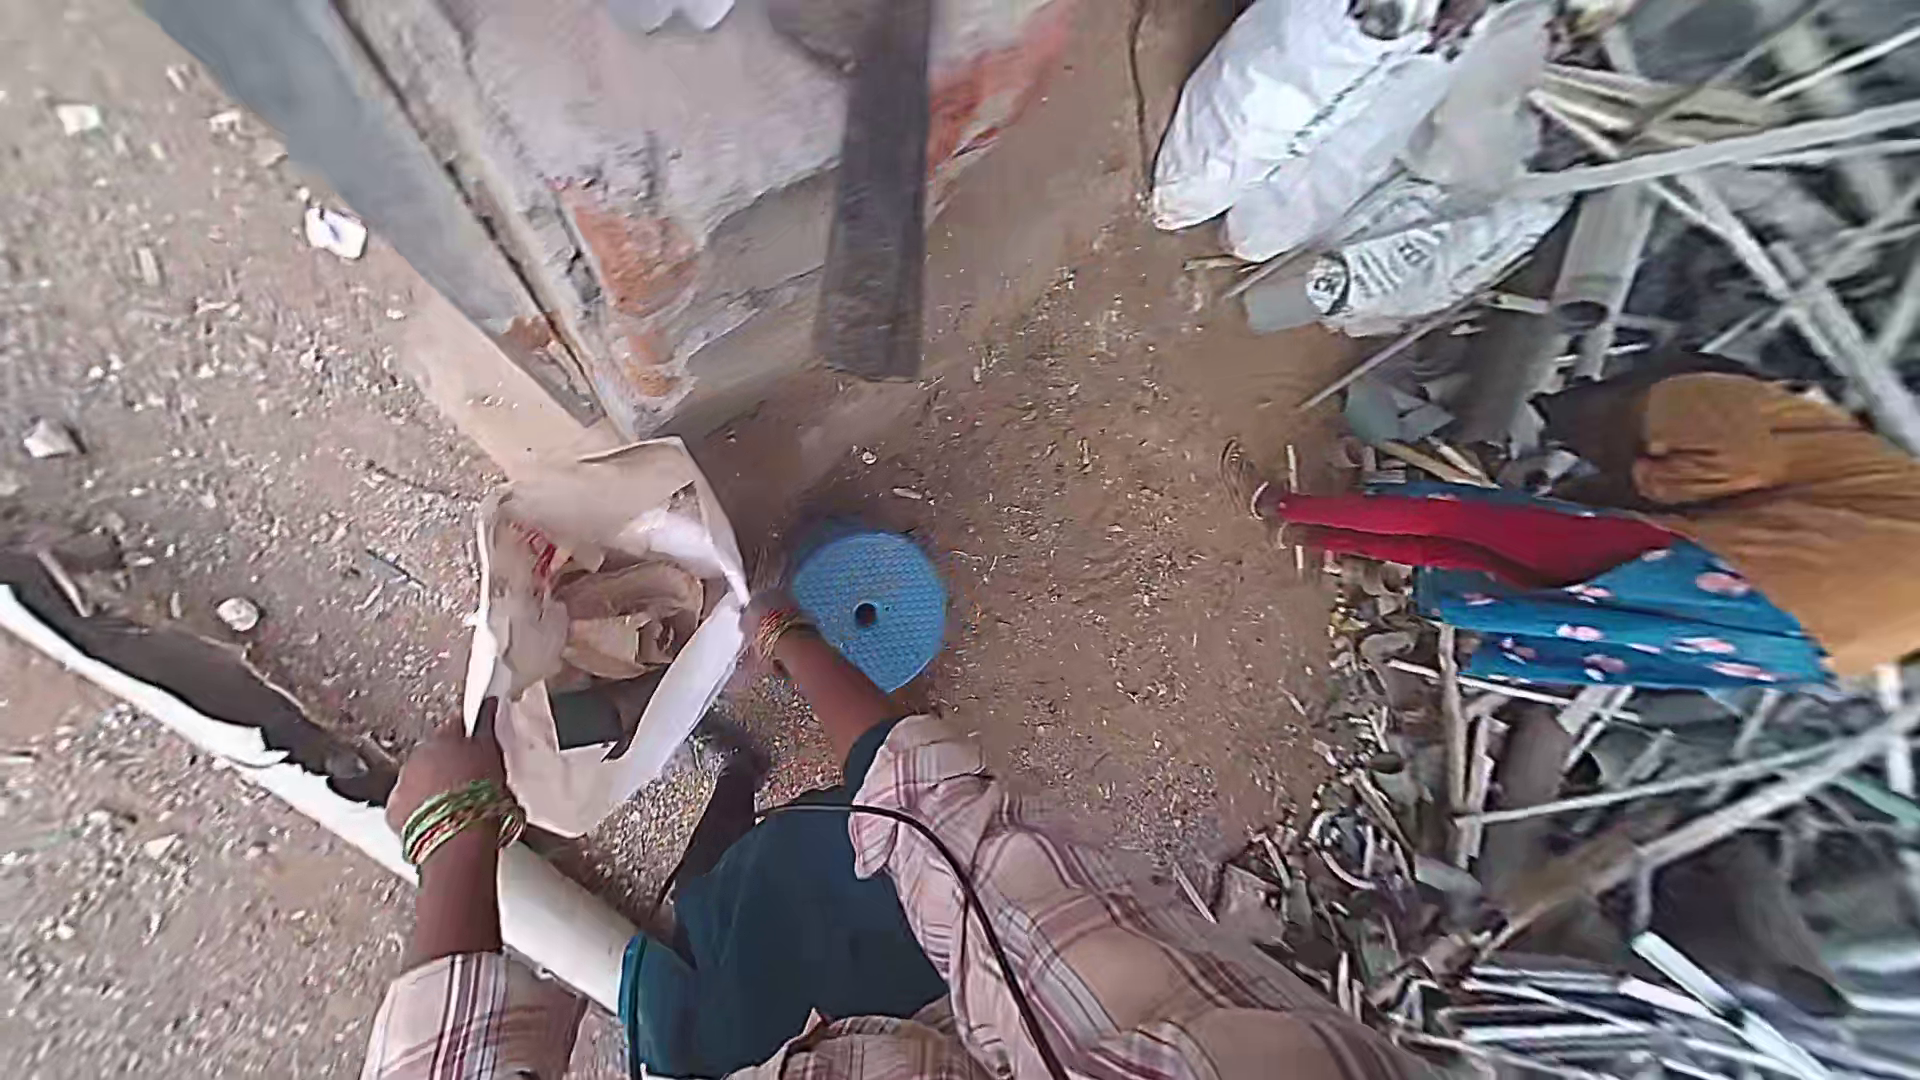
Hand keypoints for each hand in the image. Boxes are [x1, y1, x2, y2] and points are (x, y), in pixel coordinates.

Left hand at [386, 699, 510, 836]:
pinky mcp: (393, 812)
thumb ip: (486, 724)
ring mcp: (400, 786)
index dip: (469, 729)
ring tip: (460, 793)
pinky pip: (410, 802)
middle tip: (473, 770)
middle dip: (449, 758)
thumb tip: (487, 705)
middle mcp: (414, 759)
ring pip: (420, 777)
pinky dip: (423, 803)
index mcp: (439, 739)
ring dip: (435, 781)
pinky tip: (444, 810)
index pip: (454, 723)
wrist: (459, 830)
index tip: (479, 735)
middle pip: (434, 751)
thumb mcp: (492, 749)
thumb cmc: (479, 787)